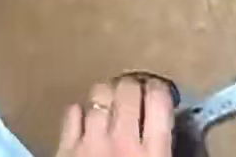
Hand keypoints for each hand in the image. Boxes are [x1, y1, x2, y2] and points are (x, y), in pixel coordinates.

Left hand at [55, 74, 173, 156]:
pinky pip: (72, 112)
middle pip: (128, 87)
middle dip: (132, 87)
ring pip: (99, 93)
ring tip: (110, 103)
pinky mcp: (64, 151)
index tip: (160, 92)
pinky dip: (79, 113)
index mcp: (152, 155)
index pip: (159, 97)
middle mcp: (122, 142)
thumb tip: (171, 123)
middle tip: (135, 96)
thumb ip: (165, 148)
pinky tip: (85, 120)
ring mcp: (90, 144)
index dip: (160, 89)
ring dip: (107, 95)